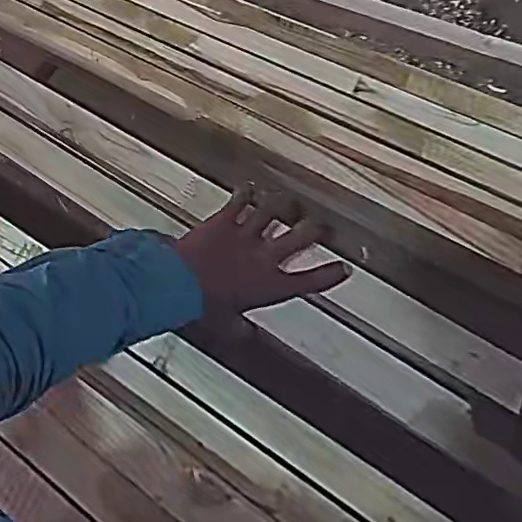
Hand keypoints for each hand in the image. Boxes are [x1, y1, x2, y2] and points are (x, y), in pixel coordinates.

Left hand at [173, 187, 349, 321]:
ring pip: (273, 212)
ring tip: (289, 200)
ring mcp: (245, 235)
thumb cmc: (200, 307)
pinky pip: (240, 201)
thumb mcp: (227, 326)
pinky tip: (250, 187)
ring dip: (283, 204)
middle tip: (321, 224)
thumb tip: (246, 334)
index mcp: (270, 286)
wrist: (176, 282)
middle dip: (315, 228)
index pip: (310, 280)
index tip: (345, 267)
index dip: (331, 274)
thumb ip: (241, 329)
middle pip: (301, 237)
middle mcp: (263, 257)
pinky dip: (246, 192)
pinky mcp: (224, 221)